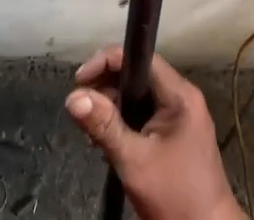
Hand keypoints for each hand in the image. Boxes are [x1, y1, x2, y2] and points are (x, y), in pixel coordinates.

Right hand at [66, 46, 246, 219]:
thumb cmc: (175, 194)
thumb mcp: (134, 160)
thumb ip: (104, 126)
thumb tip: (72, 97)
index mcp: (179, 94)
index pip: (138, 58)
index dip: (105, 63)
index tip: (79, 82)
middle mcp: (181, 97)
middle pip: (135, 76)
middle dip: (105, 90)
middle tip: (82, 114)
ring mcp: (179, 117)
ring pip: (137, 97)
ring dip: (111, 110)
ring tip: (92, 135)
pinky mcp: (174, 134)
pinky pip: (143, 116)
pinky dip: (122, 124)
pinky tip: (107, 143)